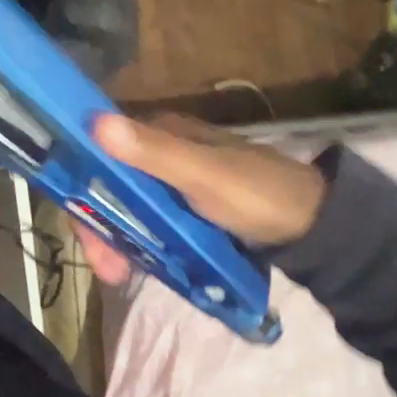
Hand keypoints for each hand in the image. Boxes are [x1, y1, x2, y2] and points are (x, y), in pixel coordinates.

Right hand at [72, 114, 326, 283]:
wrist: (316, 229)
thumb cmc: (257, 195)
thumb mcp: (203, 175)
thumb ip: (153, 152)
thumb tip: (95, 121)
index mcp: (160, 133)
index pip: (97, 152)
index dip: (79, 188)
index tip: (83, 229)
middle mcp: (159, 152)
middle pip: (107, 186)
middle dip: (99, 226)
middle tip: (108, 270)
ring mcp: (172, 182)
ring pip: (123, 208)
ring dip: (115, 240)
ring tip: (120, 275)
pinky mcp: (184, 208)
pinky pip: (145, 223)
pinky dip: (135, 243)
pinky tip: (138, 266)